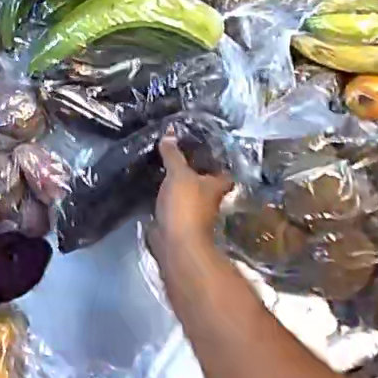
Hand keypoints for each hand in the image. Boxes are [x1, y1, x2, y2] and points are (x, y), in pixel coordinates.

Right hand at [153, 134, 231, 258]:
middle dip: (194, 170)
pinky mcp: (176, 221)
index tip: (205, 146)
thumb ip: (173, 155)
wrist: (175, 243)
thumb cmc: (185, 206)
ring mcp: (193, 212)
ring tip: (162, 165)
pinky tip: (154, 185)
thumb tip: (169, 133)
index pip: (223, 170)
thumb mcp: (178, 174)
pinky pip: (172, 203)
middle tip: (178, 152)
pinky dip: (165, 196)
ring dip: (178, 184)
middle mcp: (208, 199)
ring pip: (187, 192)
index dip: (217, 159)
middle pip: (204, 181)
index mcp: (216, 186)